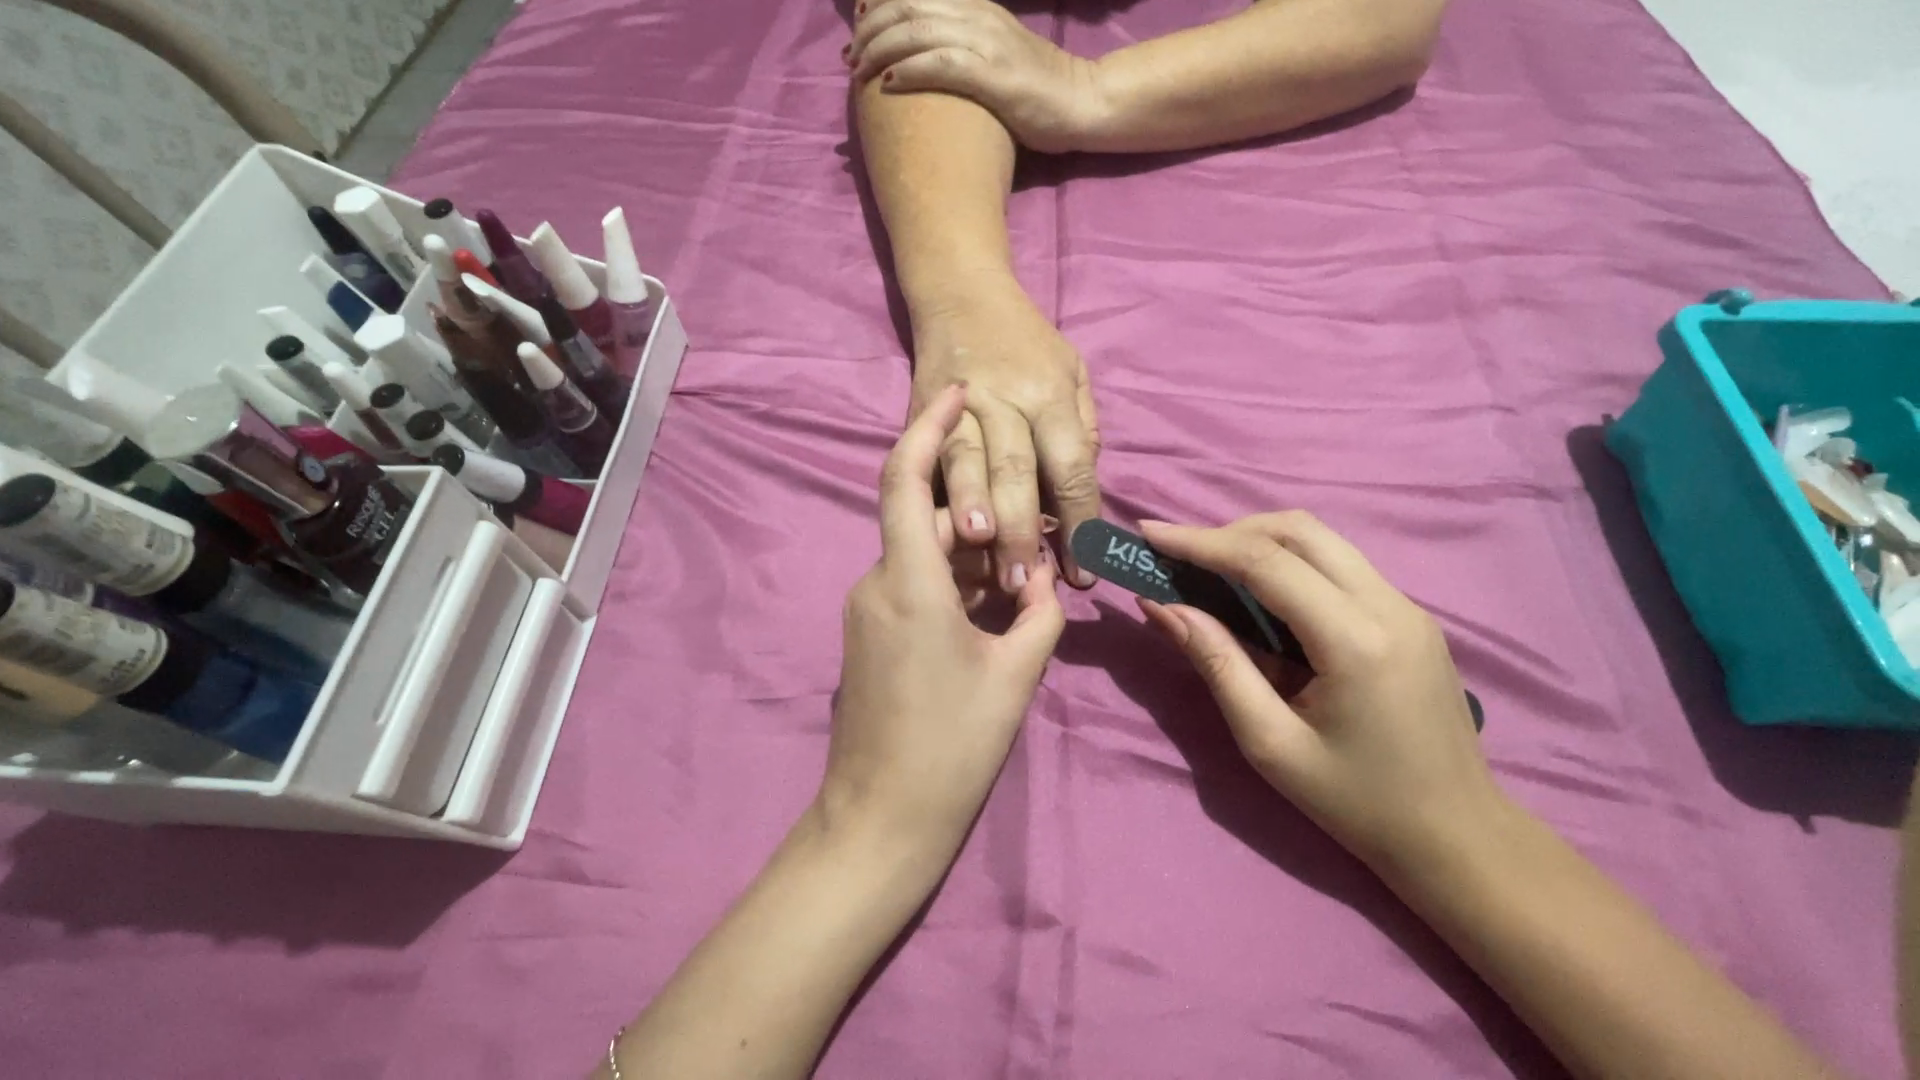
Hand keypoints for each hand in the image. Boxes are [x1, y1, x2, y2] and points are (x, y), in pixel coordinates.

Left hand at [823, 384, 1066, 853]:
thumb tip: (1046, 579)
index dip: (927, 427)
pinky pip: (914, 586)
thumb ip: (1038, 614)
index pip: (905, 479)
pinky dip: (955, 582)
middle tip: (1041, 530)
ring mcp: (868, 610)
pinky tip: (997, 602)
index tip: (957, 393)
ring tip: (1030, 570)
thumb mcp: (1015, 674)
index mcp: (908, 580)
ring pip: (924, 555)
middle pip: (929, 520)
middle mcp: (878, 583)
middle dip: (985, 514)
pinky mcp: (870, 635)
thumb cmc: (952, 744)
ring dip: (974, 554)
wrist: (881, 816)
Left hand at [847, 0, 1109, 152]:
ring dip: (878, 50)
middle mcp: (977, 17)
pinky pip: (940, 65)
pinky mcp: (993, 77)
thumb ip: (962, 45)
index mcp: (976, 7)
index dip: (879, 2)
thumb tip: (924, 55)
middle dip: (869, 28)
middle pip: (907, 7)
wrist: (1082, 104)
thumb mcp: (995, 51)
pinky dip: (907, 70)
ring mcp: (986, 45)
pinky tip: (887, 83)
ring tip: (858, 71)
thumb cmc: (1036, 89)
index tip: (857, 25)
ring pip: (915, 32)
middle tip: (850, 56)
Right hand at [909, 274, 1101, 592]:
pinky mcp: (919, 415)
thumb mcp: (1073, 371)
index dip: (1079, 521)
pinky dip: (934, 497)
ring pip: (963, 464)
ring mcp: (956, 408)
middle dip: (1021, 528)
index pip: (1070, 466)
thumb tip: (1081, 491)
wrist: (960, 297)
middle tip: (1023, 582)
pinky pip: (926, 462)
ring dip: (970, 509)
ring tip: (976, 552)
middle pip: (1014, 470)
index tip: (1084, 570)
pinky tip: (937, 533)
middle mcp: (1003, 402)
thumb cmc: (1027, 343)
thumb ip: (1083, 427)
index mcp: (1049, 394)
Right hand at [1136, 513, 1503, 870]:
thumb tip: (1163, 607)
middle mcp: (1388, 605)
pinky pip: (1341, 567)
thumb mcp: (1270, 744)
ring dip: (1261, 544)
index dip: (1200, 542)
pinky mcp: (1411, 618)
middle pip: (1299, 530)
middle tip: (1179, 557)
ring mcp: (1408, 607)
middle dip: (1230, 532)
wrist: (1457, 837)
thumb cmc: (1356, 802)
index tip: (1148, 533)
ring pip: (1323, 542)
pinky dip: (1292, 566)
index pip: (1266, 561)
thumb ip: (1217, 665)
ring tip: (1210, 573)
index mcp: (1354, 640)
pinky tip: (1262, 600)